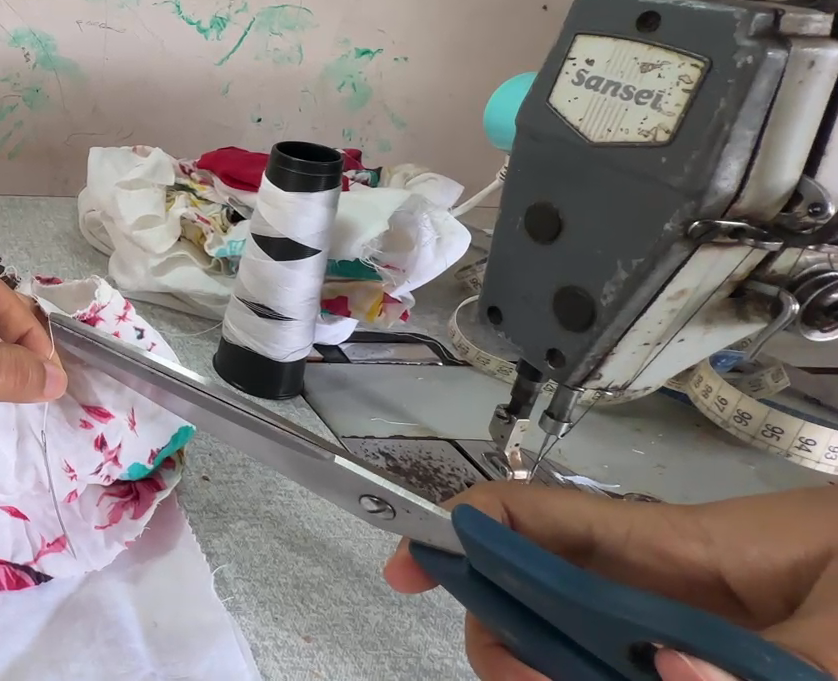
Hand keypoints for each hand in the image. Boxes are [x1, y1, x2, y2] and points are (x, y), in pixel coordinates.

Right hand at [382, 481, 837, 680]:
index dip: (456, 530)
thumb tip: (662, 668)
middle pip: (543, 597)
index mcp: (679, 547)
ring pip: (593, 652)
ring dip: (559, 673)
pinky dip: (599, 680)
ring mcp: (698, 644)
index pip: (531, 517)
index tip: (408, 572)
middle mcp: (669, 589)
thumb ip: (774, 664)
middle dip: (506, 635)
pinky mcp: (723, 668)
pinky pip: (649, 673)